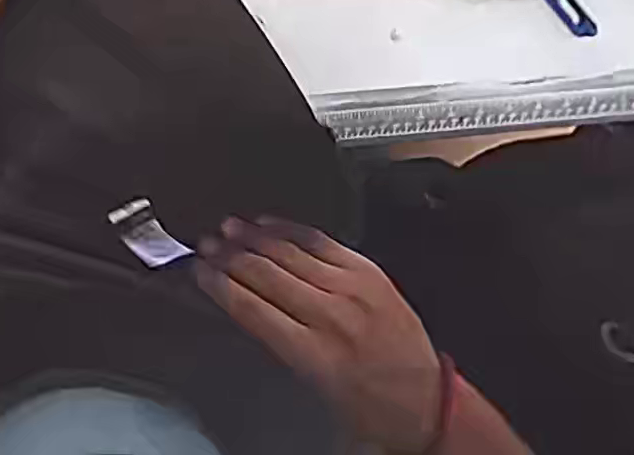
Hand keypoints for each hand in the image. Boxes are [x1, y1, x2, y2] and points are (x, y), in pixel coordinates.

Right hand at [198, 217, 442, 452]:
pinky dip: (288, 229)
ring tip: (227, 226)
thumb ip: (278, 345)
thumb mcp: (316, 392)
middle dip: (228, 256)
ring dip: (251, 236)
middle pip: (265, 274)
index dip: (220, 285)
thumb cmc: (373, 410)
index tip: (200, 271)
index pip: (253, 310)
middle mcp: (333, 318)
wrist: (433, 406)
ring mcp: (352, 288)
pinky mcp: (366, 270)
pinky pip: (318, 239)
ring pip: (288, 251)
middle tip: (205, 244)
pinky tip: (267, 223)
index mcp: (318, 357)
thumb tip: (238, 302)